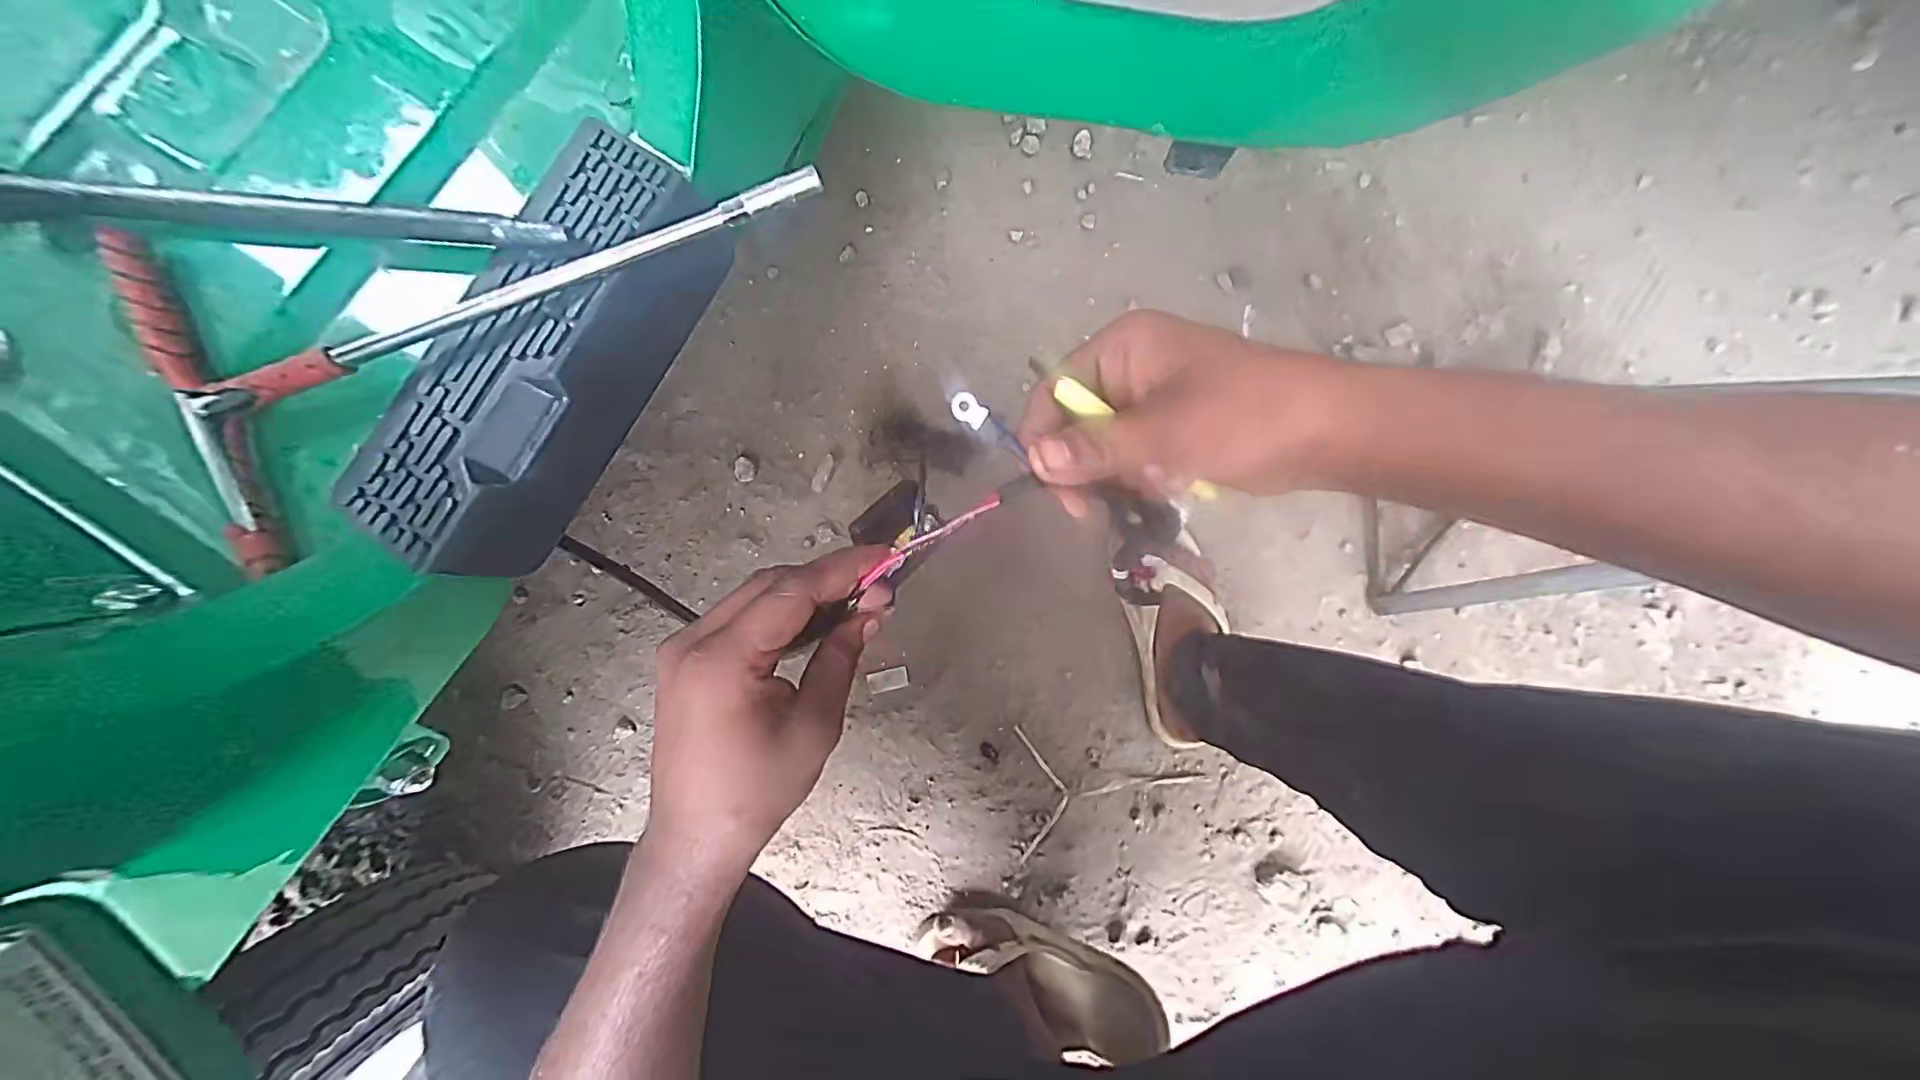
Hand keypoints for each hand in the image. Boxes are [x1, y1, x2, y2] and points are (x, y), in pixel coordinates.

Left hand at [646, 548, 891, 865]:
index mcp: (721, 659)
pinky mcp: (687, 658)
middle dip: (827, 577)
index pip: (791, 593)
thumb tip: (870, 611)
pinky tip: (815, 619)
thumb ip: (840, 656)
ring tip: (854, 597)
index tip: (883, 557)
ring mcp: (683, 648)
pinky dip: (781, 612)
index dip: (842, 569)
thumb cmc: (757, 792)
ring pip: (754, 596)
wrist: (696, 837)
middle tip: (876, 582)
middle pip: (770, 585)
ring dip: (805, 591)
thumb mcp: (815, 724)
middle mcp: (692, 642)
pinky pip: (740, 617)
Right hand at [1016, 310, 1354, 513]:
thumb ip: (1096, 448)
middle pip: (1073, 419)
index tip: (1052, 486)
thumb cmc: (1246, 419)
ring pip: (1100, 444)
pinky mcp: (1169, 425)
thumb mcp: (1164, 435)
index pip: (1054, 389)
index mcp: (1123, 347)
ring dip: (1109, 477)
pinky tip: (1157, 493)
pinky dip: (1133, 479)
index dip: (1043, 437)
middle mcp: (1129, 367)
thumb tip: (1036, 459)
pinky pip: (1129, 454)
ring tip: (1138, 497)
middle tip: (1089, 511)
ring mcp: (1150, 397)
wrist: (1329, 431)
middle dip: (1078, 465)